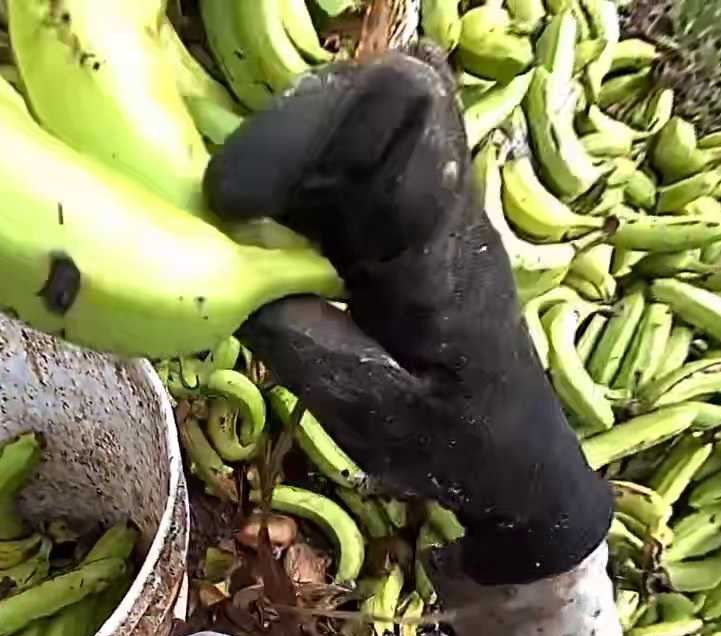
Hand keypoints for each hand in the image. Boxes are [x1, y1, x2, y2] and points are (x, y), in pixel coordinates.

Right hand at [206, 52, 610, 585]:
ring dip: (272, 171)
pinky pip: (331, 184)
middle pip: (364, 101)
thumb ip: (297, 341)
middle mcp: (430, 206)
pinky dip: (277, 202)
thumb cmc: (445, 439)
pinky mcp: (387, 235)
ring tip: (224, 231)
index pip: (398, 109)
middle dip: (276, 141)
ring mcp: (410, 215)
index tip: (229, 200)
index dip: (301, 126)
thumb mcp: (362, 410)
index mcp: (437, 243)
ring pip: (343, 136)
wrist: (501, 449)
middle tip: (219, 211)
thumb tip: (230, 283)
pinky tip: (249, 249)